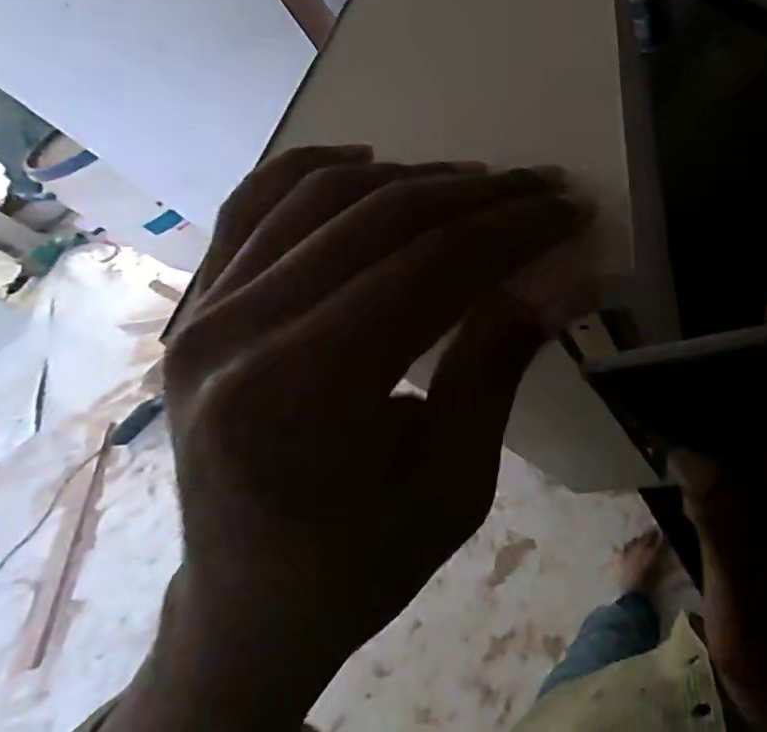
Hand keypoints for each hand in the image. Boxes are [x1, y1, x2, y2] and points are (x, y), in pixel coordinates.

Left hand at [103, 146, 589, 729]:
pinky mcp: (195, 307)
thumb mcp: (452, 485)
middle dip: (480, 196)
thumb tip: (561, 275)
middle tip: (543, 188)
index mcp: (299, 395)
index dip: (512, 228)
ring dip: (414, 177)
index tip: (571, 211)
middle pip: (381, 220)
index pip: (430, 267)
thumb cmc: (358, 564)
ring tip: (480, 183)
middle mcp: (234, 335)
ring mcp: (201, 313)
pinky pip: (253, 205)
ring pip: (322, 197)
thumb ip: (496, 364)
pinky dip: (314, 169)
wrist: (246, 605)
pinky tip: (369, 161)